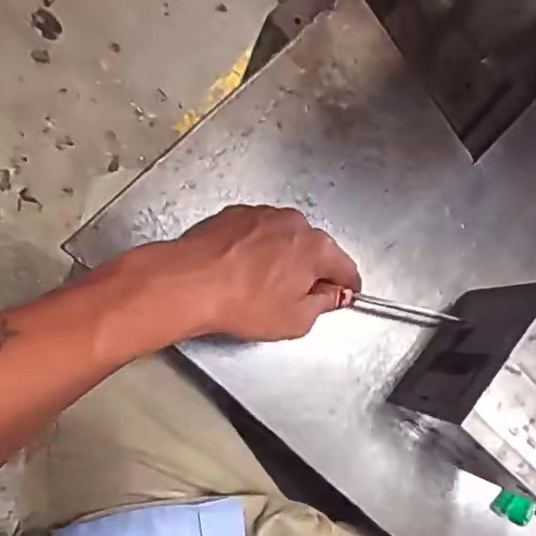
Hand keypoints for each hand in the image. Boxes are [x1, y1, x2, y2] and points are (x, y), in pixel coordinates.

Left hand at [106, 205, 361, 341]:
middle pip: (316, 250)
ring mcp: (263, 215)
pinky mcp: (236, 215)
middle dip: (312, 272)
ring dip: (282, 259)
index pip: (346, 268)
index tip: (342, 294)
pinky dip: (257, 251)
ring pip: (286, 239)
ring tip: (263, 288)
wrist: (189, 283)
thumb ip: (324, 305)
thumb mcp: (296, 320)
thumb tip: (332, 296)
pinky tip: (244, 273)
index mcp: (317, 248)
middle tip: (297, 298)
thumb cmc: (240, 301)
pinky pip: (258, 234)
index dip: (346, 286)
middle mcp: (294, 224)